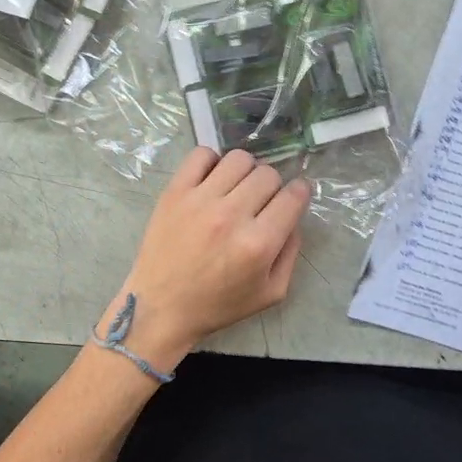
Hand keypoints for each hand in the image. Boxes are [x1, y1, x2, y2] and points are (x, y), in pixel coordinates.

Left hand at [104, 148, 310, 370]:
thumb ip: (290, 253)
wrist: (161, 306)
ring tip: (236, 189)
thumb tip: (293, 217)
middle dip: (272, 186)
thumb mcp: (270, 293)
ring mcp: (201, 200)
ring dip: (245, 171)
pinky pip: (201, 155)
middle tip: (260, 202)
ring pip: (238, 159)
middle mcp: (232, 215)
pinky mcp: (175, 192)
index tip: (294, 197)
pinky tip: (212, 181)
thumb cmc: (217, 305)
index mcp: (259, 243)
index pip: (293, 196)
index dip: (300, 192)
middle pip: (268, 174)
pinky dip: (212, 161)